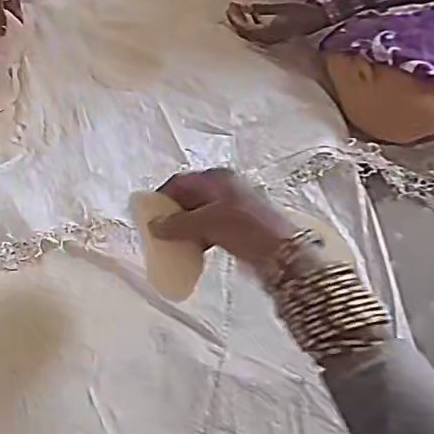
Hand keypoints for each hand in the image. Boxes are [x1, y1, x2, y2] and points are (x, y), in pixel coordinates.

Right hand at [149, 169, 301, 272]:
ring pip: (199, 214)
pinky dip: (198, 236)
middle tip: (158, 231)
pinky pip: (209, 227)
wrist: (283, 253)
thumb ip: (177, 224)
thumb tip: (154, 225)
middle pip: (189, 197)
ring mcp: (232, 207)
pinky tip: (192, 250)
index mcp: (217, 179)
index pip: (180, 182)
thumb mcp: (207, 224)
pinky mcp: (238, 225)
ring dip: (185, 228)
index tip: (149, 213)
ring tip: (172, 243)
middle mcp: (225, 188)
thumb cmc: (247, 229)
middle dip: (172, 214)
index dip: (162, 196)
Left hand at [225, 0, 329, 44]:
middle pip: (244, 32)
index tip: (231, 4)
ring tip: (238, 9)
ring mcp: (271, 39)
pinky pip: (257, 32)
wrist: (321, 19)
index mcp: (267, 33)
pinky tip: (251, 15)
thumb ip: (261, 9)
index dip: (235, 17)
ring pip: (250, 34)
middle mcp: (267, 39)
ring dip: (242, 22)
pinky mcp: (275, 37)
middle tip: (231, 6)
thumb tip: (244, 7)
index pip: (243, 28)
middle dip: (236, 20)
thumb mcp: (280, 7)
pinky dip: (251, 24)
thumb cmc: (303, 12)